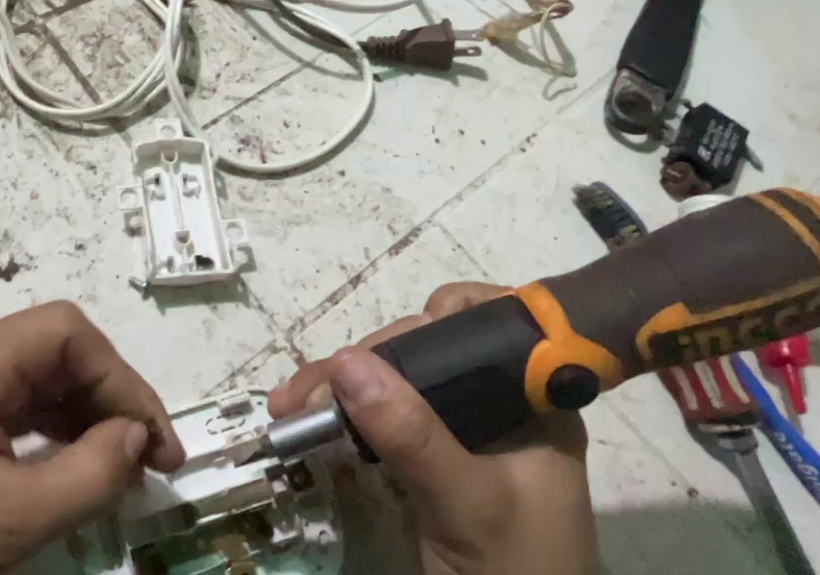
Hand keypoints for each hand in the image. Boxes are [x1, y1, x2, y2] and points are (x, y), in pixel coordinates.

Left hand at [0, 301, 185, 574]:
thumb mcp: (10, 520)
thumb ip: (89, 474)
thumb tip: (139, 435)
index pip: (64, 333)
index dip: (119, 376)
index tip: (154, 437)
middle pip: (55, 350)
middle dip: (109, 397)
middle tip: (151, 457)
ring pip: (40, 376)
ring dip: (87, 414)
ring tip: (127, 465)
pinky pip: (16, 402)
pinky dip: (55, 428)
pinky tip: (82, 462)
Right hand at [270, 282, 595, 574]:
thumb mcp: (468, 506)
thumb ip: (414, 435)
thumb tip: (346, 360)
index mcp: (531, 402)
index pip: (494, 325)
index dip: (447, 313)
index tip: (396, 338)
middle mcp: (496, 404)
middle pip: (426, 347)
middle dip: (364, 358)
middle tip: (309, 391)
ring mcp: (457, 429)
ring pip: (395, 377)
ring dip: (338, 383)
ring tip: (288, 404)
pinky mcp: (425, 455)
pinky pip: (380, 413)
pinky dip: (340, 411)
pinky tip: (305, 417)